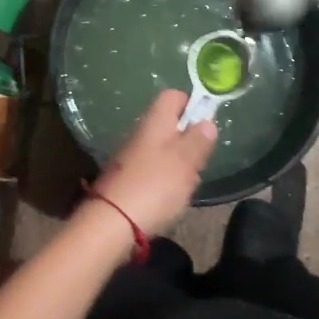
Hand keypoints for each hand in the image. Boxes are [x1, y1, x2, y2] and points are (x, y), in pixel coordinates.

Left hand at [88, 91, 217, 234]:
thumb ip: (198, 140)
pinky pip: (152, 170)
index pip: (172, 96)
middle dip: (188, 139)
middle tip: (201, 161)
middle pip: (168, 124)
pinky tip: (170, 198)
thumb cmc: (155, 186)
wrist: (111, 222)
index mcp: (154, 121)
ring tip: (188, 184)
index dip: (191, 104)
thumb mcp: (185, 161)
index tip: (206, 125)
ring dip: (178, 163)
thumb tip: (206, 121)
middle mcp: (139, 133)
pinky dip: (165, 180)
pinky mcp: (126, 179)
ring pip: (162, 149)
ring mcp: (130, 157)